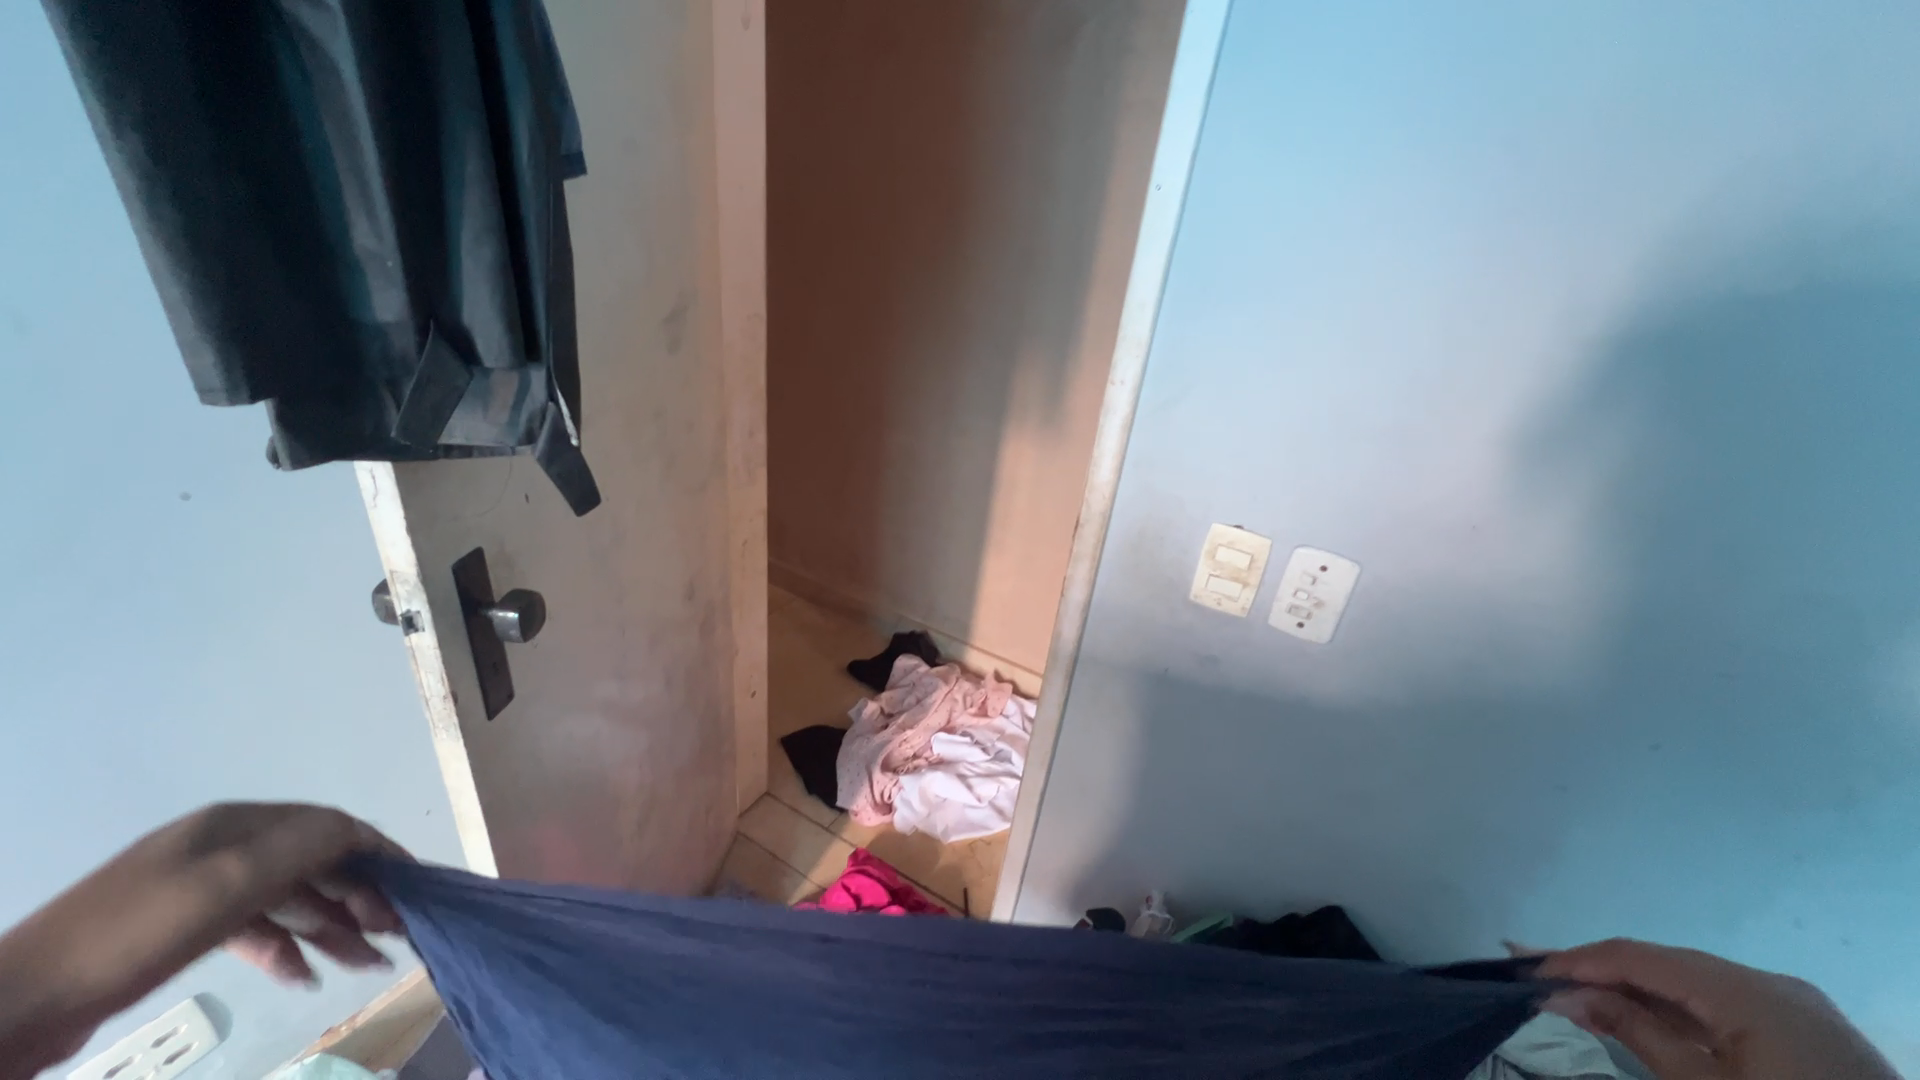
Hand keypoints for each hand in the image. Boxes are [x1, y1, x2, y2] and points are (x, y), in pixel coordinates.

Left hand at [0, 803, 407, 1078]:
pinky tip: (308, 976)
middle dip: (360, 898)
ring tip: (368, 964)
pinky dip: (287, 949)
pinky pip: (256, 929)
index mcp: (238, 824)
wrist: (14, 1005)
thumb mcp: (230, 882)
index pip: (330, 827)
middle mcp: (226, 847)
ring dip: (333, 928)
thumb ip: (305, 846)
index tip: (414, 886)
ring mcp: (201, 889)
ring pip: (290, 900)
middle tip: (394, 935)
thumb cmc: (134, 934)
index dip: (378, 852)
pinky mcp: (183, 930)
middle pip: (314, 865)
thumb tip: (360, 833)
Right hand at [1540, 938, 1898, 1079]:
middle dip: (1598, 968)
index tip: (1525, 971)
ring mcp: (1794, 1005)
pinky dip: (1674, 1008)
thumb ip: (1632, 1031)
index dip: (1577, 960)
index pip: (1638, 955)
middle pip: (1662, 962)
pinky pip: (1721, 1005)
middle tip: (1535, 973)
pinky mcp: (1806, 1031)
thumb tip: (1561, 992)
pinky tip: (1637, 1014)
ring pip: (1690, 982)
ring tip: (1572, 991)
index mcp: (1747, 990)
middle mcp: (1769, 982)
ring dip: (1632, 988)